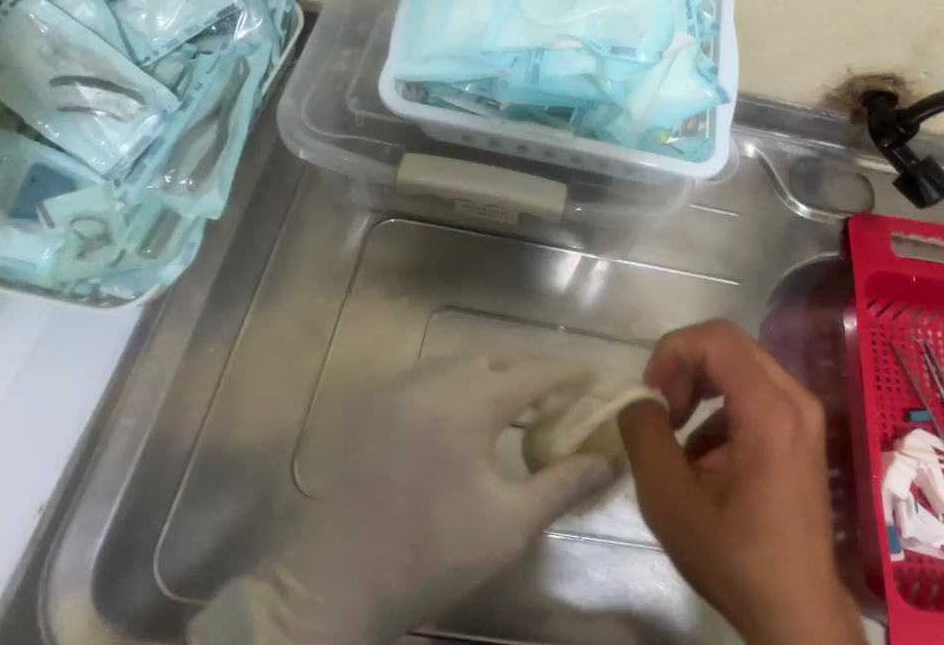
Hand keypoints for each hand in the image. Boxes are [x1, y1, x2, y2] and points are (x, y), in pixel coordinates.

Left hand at [190, 355, 617, 644]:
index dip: (567, 372)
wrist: (334, 584)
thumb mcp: (507, 526)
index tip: (595, 374)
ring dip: (489, 373)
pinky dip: (453, 382)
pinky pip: (423, 376)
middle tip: (558, 391)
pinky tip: (460, 412)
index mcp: (466, 406)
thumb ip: (562, 485)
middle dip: (529, 369)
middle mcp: (429, 383)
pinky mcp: (368, 408)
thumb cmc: (429, 556)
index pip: (532, 374)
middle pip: (492, 359)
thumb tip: (610, 461)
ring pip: (454, 362)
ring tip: (514, 400)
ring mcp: (393, 391)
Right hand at [619, 321, 862, 644]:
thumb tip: (641, 402)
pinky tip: (707, 457)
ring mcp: (804, 415)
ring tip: (679, 436)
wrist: (795, 608)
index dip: (672, 350)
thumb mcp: (669, 499)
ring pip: (741, 365)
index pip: (716, 339)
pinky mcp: (802, 431)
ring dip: (701, 387)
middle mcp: (796, 400)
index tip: (649, 391)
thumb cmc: (733, 556)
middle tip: (662, 409)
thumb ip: (644, 435)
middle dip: (685, 367)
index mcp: (771, 412)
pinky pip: (755, 392)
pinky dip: (721, 408)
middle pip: (730, 344)